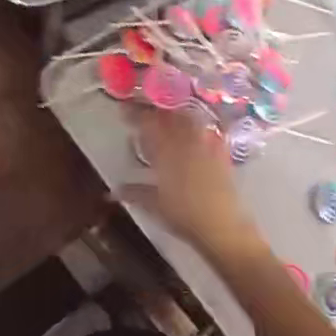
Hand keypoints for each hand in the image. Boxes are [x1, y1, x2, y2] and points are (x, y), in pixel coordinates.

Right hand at [119, 108, 262, 257]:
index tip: (124, 110)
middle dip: (155, 110)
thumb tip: (113, 191)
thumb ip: (134, 193)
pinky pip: (208, 130)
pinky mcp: (222, 153)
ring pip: (189, 119)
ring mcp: (207, 145)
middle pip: (169, 116)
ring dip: (175, 114)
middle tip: (145, 110)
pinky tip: (194, 132)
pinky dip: (197, 127)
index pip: (147, 123)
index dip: (135, 114)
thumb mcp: (154, 205)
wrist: (221, 225)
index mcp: (166, 151)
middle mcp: (186, 142)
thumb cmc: (183, 216)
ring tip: (167, 117)